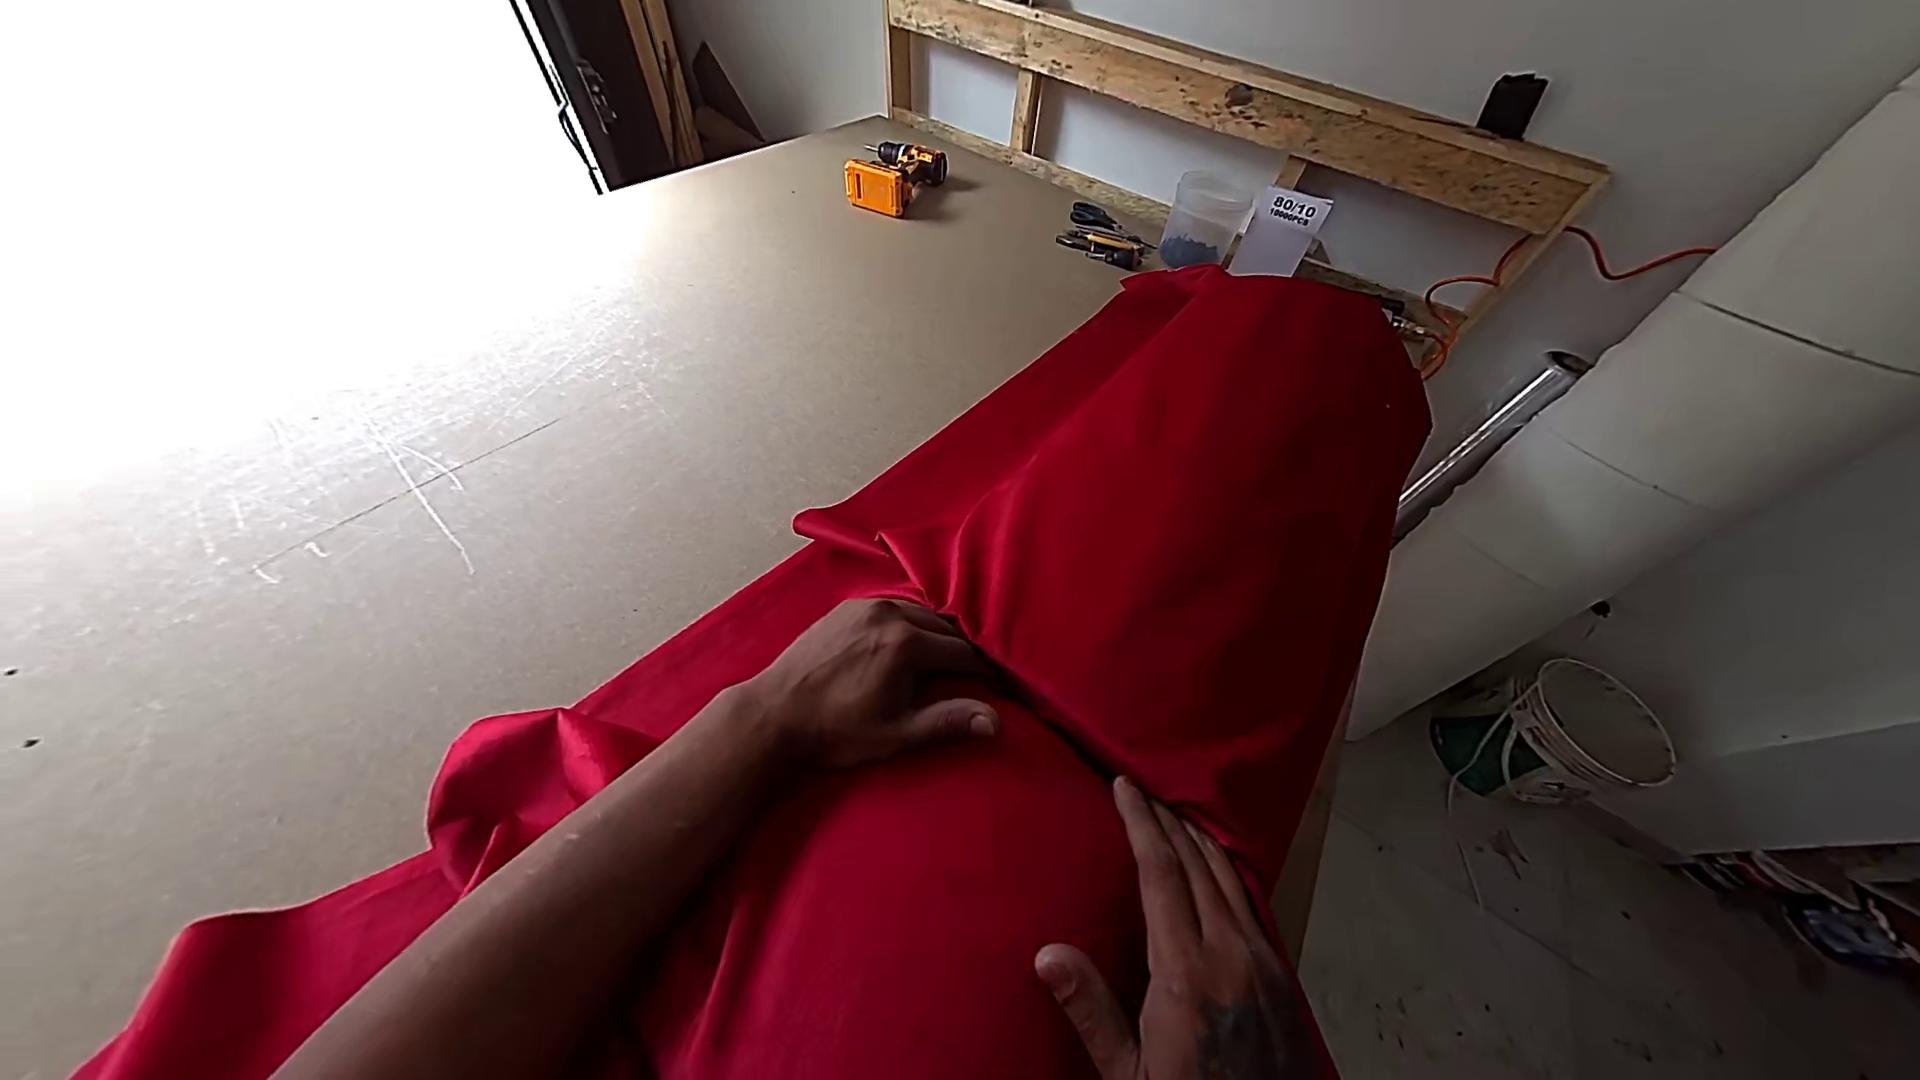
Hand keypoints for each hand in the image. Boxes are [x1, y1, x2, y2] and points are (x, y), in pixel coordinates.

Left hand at [737, 598, 998, 769]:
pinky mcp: (848, 607)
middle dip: (961, 651)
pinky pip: (893, 607)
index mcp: (907, 645)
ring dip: (936, 633)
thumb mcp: (896, 734)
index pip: (963, 653)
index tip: (992, 686)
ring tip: (942, 658)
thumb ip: (947, 722)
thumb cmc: (837, 730)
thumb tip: (994, 722)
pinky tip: (908, 641)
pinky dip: (909, 621)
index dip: (983, 671)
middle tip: (969, 674)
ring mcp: (867, 607)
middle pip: (945, 628)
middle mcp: (891, 615)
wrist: (776, 713)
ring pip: (921, 613)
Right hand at [1035, 778, 1313, 1079]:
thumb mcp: (1130, 1077)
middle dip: (1164, 818)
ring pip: (1227, 875)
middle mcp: (1230, 953)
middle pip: (1195, 862)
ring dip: (1195, 836)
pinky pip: (1249, 900)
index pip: (1160, 871)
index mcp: (1187, 971)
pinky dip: (1224, 866)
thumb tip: (1045, 954)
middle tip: (1140, 790)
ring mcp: (1263, 962)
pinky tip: (1212, 860)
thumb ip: (1091, 1011)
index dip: (1140, 821)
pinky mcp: (1282, 976)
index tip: (1124, 786)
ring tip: (1170, 811)